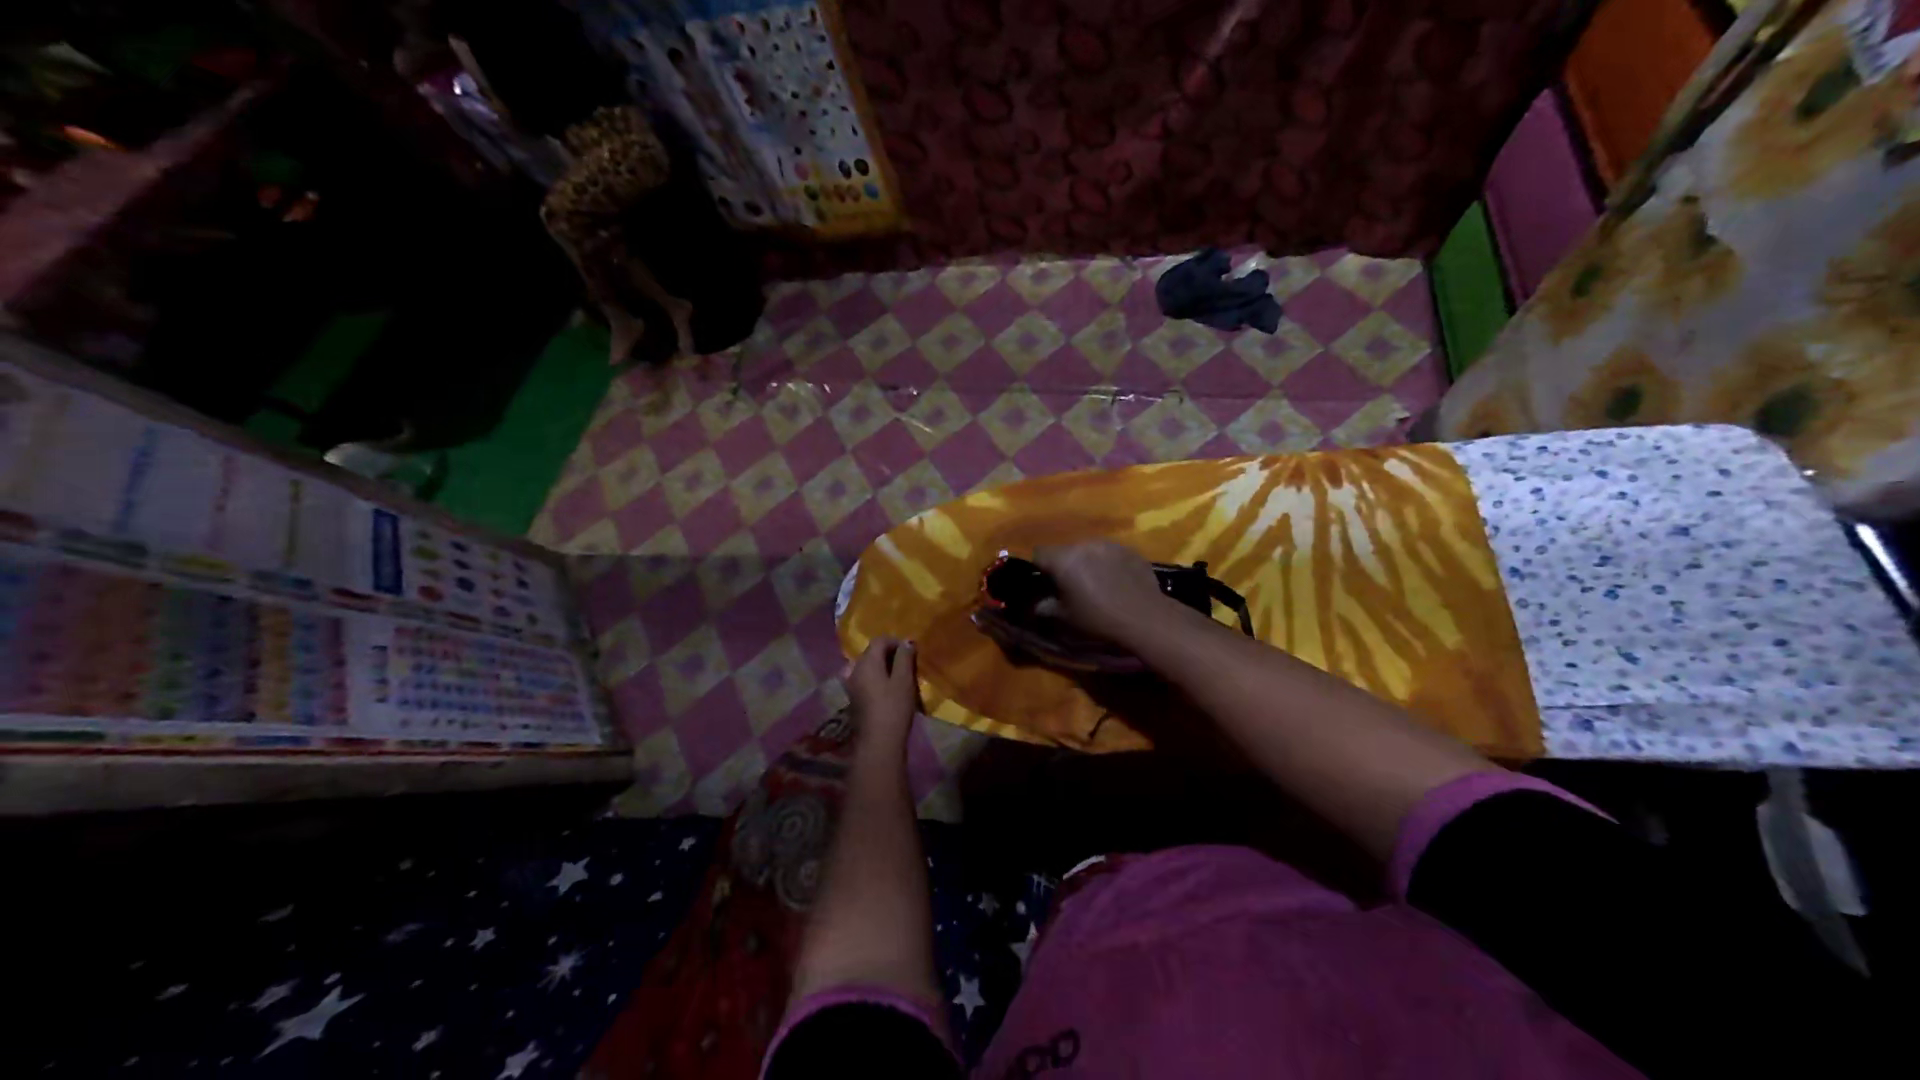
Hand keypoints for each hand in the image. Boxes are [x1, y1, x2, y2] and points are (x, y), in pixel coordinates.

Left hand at [846, 637, 918, 743]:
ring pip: (868, 666)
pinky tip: (889, 690)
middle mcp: (854, 669)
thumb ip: (904, 658)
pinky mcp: (854, 698)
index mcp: (866, 662)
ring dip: (883, 667)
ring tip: (900, 677)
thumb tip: (906, 642)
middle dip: (890, 654)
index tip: (911, 652)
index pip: (879, 640)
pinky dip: (877, 678)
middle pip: (871, 652)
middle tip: (908, 665)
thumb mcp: (904, 680)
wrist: (878, 742)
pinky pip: (865, 679)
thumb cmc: (894, 708)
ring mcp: (851, 685)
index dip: (896, 642)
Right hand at [1032, 541, 1170, 644]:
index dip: (1040, 568)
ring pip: (1089, 550)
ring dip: (1088, 562)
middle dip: (1066, 565)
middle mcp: (1085, 545)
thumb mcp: (1067, 618)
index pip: (1040, 553)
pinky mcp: (1130, 550)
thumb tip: (1038, 605)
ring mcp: (1110, 545)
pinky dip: (1109, 564)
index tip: (1048, 584)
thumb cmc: (1099, 619)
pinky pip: (1111, 553)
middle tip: (1074, 588)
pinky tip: (1119, 583)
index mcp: (1064, 560)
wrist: (1145, 618)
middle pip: (1066, 550)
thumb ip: (1047, 608)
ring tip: (1099, 584)